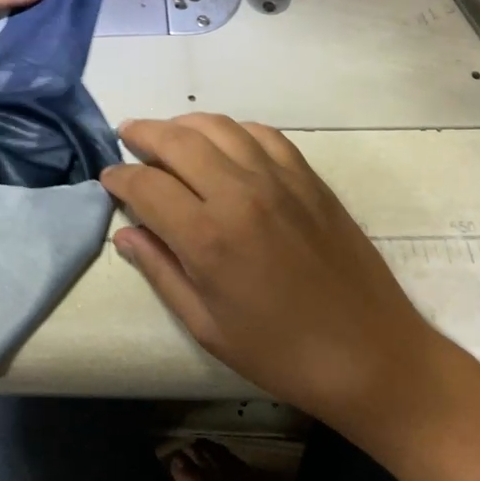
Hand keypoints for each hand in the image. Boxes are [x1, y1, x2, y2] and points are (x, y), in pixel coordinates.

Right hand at [101, 115, 446, 428]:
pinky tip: (223, 142)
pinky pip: (261, 134)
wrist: (371, 355)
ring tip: (168, 135)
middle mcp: (239, 194)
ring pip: (218, 127)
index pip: (145, 184)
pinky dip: (232, 130)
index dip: (119, 177)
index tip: (108, 179)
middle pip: (176, 140)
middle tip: (127, 137)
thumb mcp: (206, 325)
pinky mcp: (307, 177)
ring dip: (184, 124)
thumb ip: (160, 270)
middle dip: (143, 134)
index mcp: (207, 236)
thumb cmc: (280, 352)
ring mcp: (278, 179)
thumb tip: (124, 232)